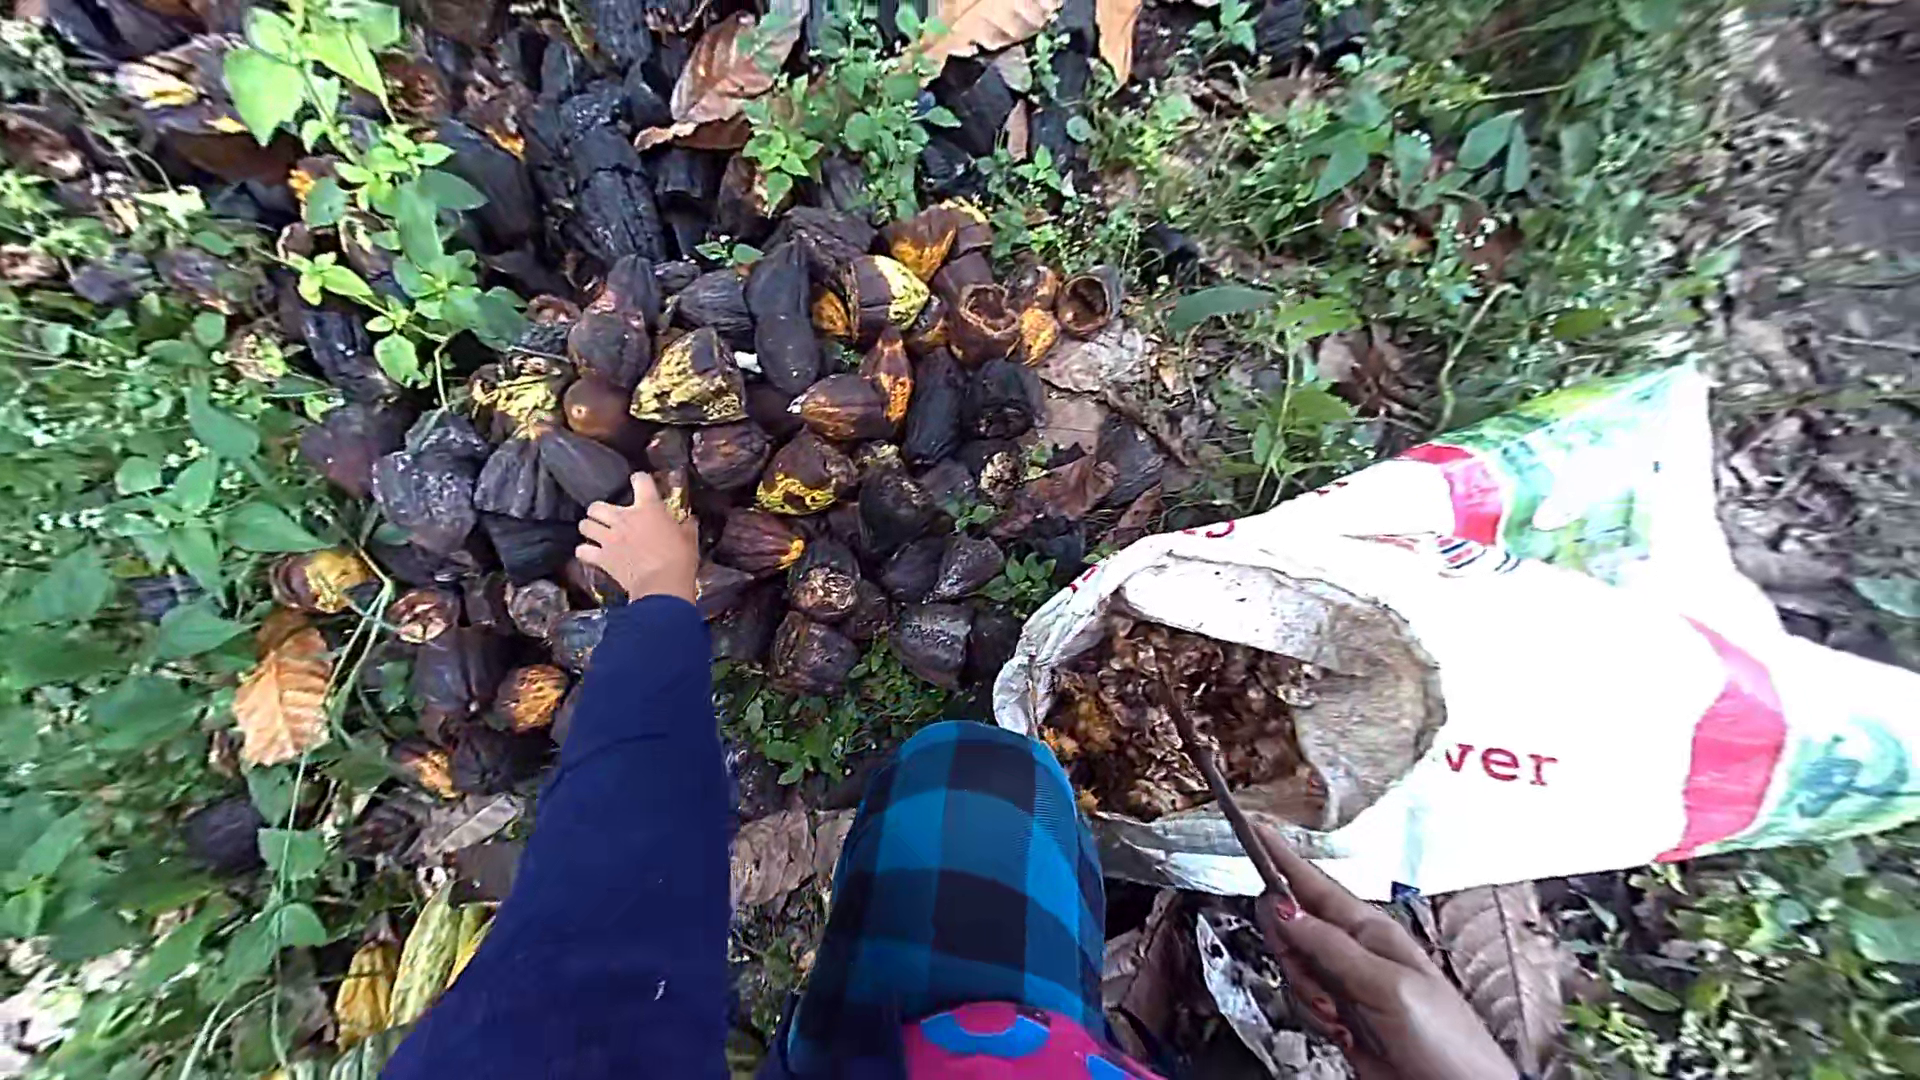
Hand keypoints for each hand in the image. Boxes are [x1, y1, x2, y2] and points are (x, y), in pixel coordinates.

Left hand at [575, 473, 699, 605]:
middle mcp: (623, 519)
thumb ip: (687, 526)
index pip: (640, 480)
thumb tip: (690, 520)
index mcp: (649, 508)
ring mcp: (609, 538)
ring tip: (598, 534)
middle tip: (610, 518)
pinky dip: (585, 551)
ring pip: (584, 524)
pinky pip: (582, 550)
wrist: (663, 586)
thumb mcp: (690, 539)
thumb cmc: (680, 559)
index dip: (640, 480)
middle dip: (601, 510)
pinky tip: (592, 554)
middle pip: (597, 505)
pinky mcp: (601, 558)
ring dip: (591, 528)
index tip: (642, 485)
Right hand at [1253, 827, 1516, 1079]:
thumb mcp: (1387, 987)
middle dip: (1288, 947)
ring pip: (1290, 959)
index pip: (1310, 879)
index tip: (1253, 828)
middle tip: (1308, 972)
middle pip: (1288, 920)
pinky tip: (1339, 1031)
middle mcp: (1351, 948)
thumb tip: (1280, 907)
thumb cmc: (1451, 1049)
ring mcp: (1344, 981)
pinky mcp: (1338, 1013)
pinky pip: (1299, 995)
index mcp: (1368, 928)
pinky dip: (1310, 1013)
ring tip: (1337, 1016)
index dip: (1279, 854)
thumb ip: (1329, 945)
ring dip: (1304, 989)